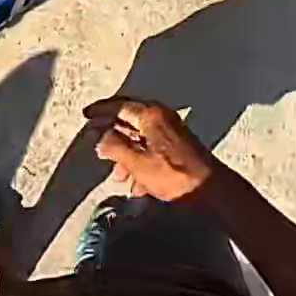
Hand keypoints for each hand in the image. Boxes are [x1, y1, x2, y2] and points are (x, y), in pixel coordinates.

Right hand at [86, 97, 219, 202]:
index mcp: (150, 115)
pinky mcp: (176, 146)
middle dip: (112, 136)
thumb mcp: (138, 163)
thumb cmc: (173, 174)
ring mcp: (170, 130)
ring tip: (118, 175)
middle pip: (129, 121)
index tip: (86, 116)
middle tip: (96, 144)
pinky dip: (140, 162)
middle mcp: (160, 116)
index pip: (119, 106)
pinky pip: (151, 148)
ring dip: (126, 155)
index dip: (100, 111)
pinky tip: (137, 185)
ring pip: (140, 138)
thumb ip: (115, 147)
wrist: (209, 189)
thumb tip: (99, 138)